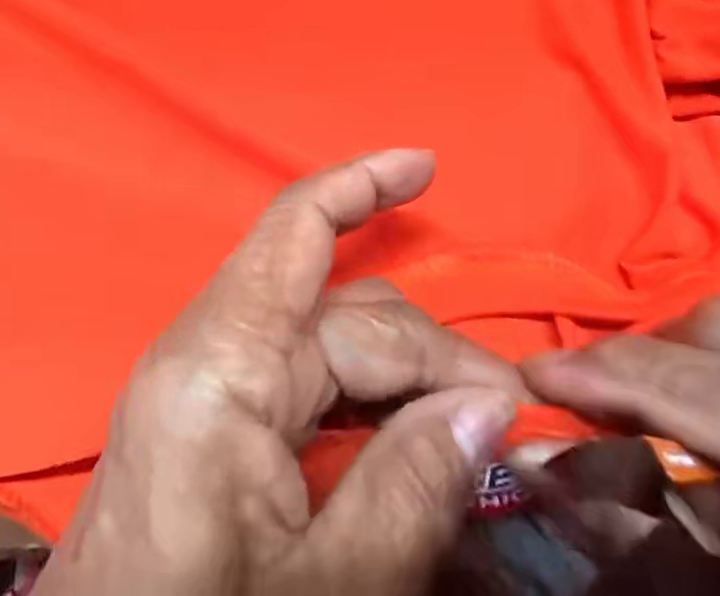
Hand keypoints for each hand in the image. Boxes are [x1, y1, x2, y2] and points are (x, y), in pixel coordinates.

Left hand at [38, 150, 522, 595]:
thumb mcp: (326, 587)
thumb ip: (412, 489)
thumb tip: (487, 406)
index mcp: (221, 370)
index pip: (298, 234)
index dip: (364, 185)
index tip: (427, 166)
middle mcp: (212, 356)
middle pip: (346, 312)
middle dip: (434, 354)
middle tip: (508, 422)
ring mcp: (211, 390)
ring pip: (335, 349)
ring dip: (409, 379)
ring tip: (473, 430)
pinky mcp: (216, 427)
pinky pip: (312, 386)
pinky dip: (373, 401)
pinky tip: (415, 432)